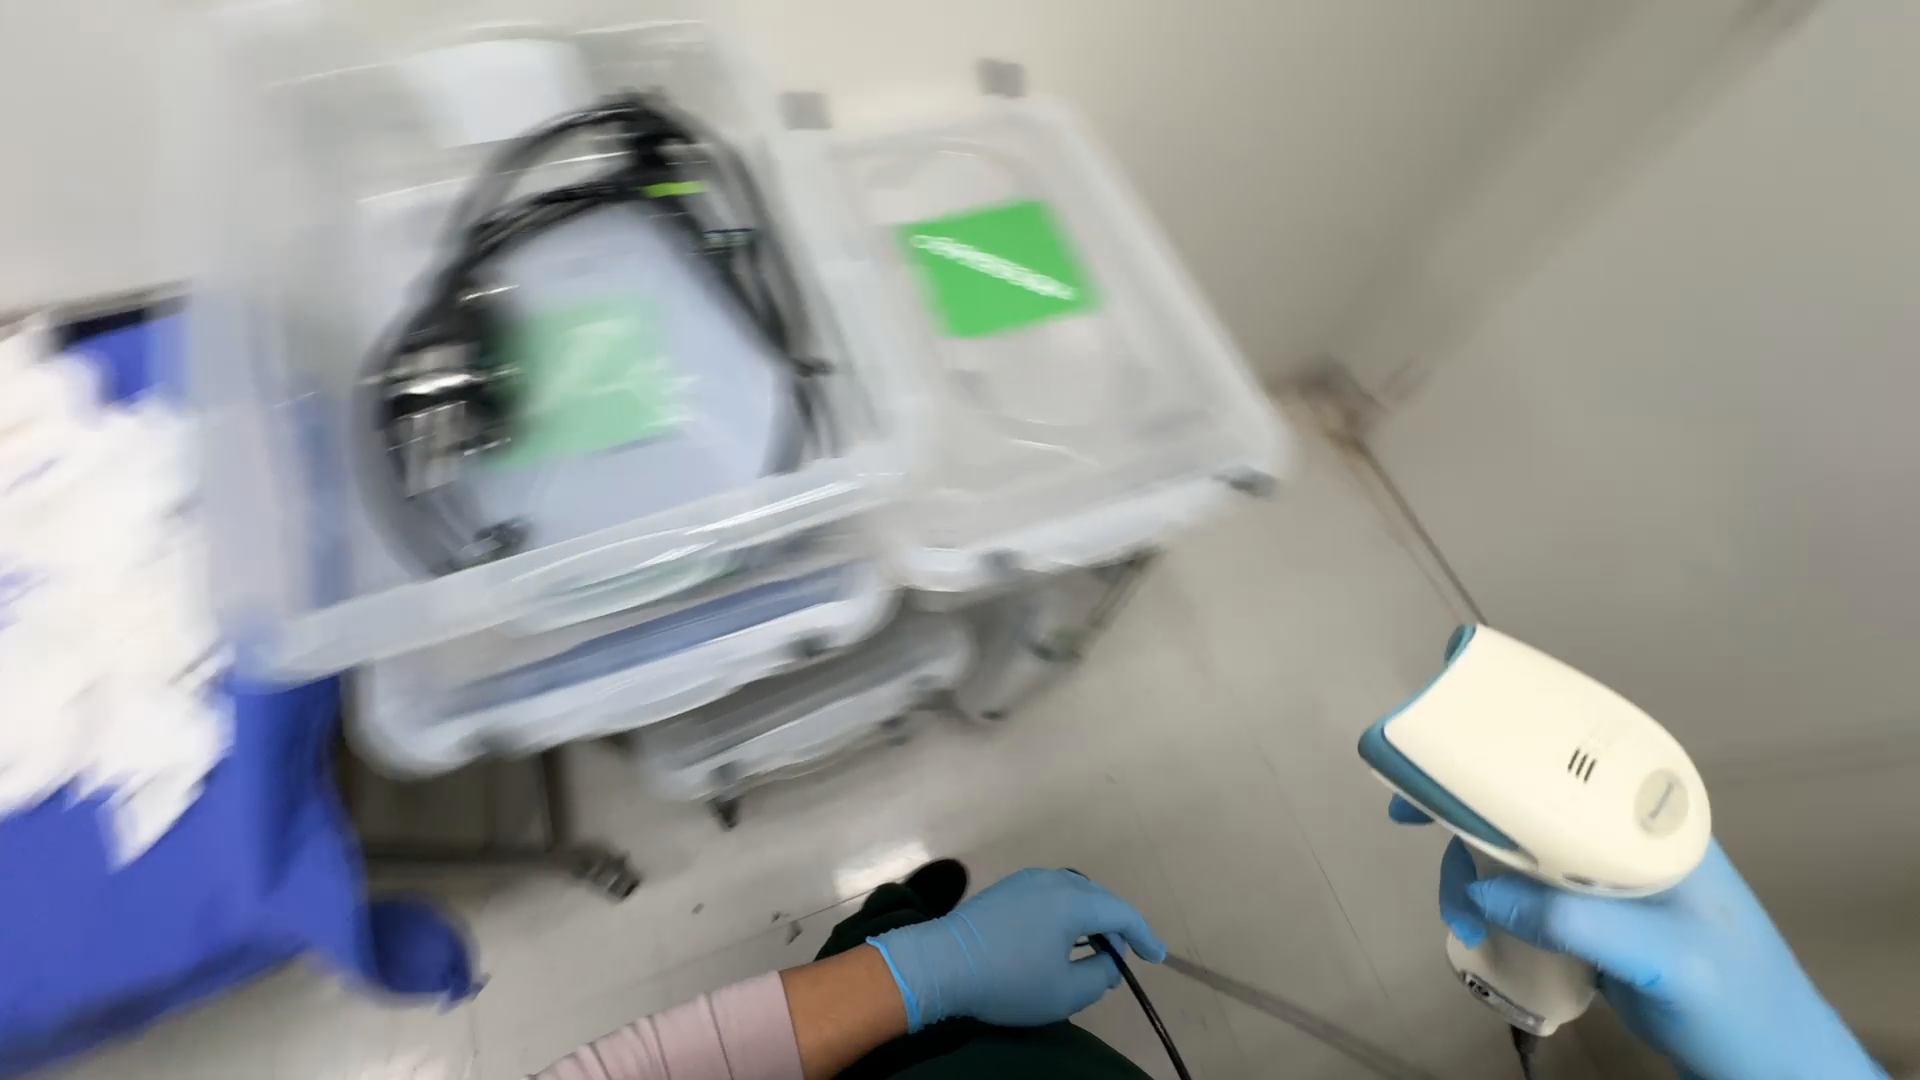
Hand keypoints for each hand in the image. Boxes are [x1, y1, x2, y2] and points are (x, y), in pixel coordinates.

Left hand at [868, 867, 1166, 1031]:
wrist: (945, 962)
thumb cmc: (1010, 980)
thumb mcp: (1065, 992)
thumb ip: (1100, 974)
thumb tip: (1109, 959)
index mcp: (1072, 900)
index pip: (1120, 911)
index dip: (1143, 935)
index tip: (1157, 957)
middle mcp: (1053, 879)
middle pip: (1098, 897)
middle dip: (1116, 926)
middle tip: (1124, 959)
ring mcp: (1027, 879)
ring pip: (1074, 893)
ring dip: (1091, 918)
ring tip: (1096, 949)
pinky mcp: (1008, 887)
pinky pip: (1052, 893)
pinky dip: (1068, 913)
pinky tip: (1063, 937)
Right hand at [1390, 797, 1883, 1079]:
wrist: (1776, 1071)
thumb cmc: (1739, 1003)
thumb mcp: (1664, 960)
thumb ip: (1572, 920)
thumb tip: (1481, 892)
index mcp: (1644, 823)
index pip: (1557, 767)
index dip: (1489, 759)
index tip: (1429, 766)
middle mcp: (1613, 834)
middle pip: (1516, 802)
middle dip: (1460, 818)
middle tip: (1410, 826)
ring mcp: (1595, 871)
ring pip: (1505, 845)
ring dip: (1468, 874)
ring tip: (1461, 919)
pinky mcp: (1580, 906)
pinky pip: (1513, 884)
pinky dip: (1483, 899)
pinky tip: (1478, 927)